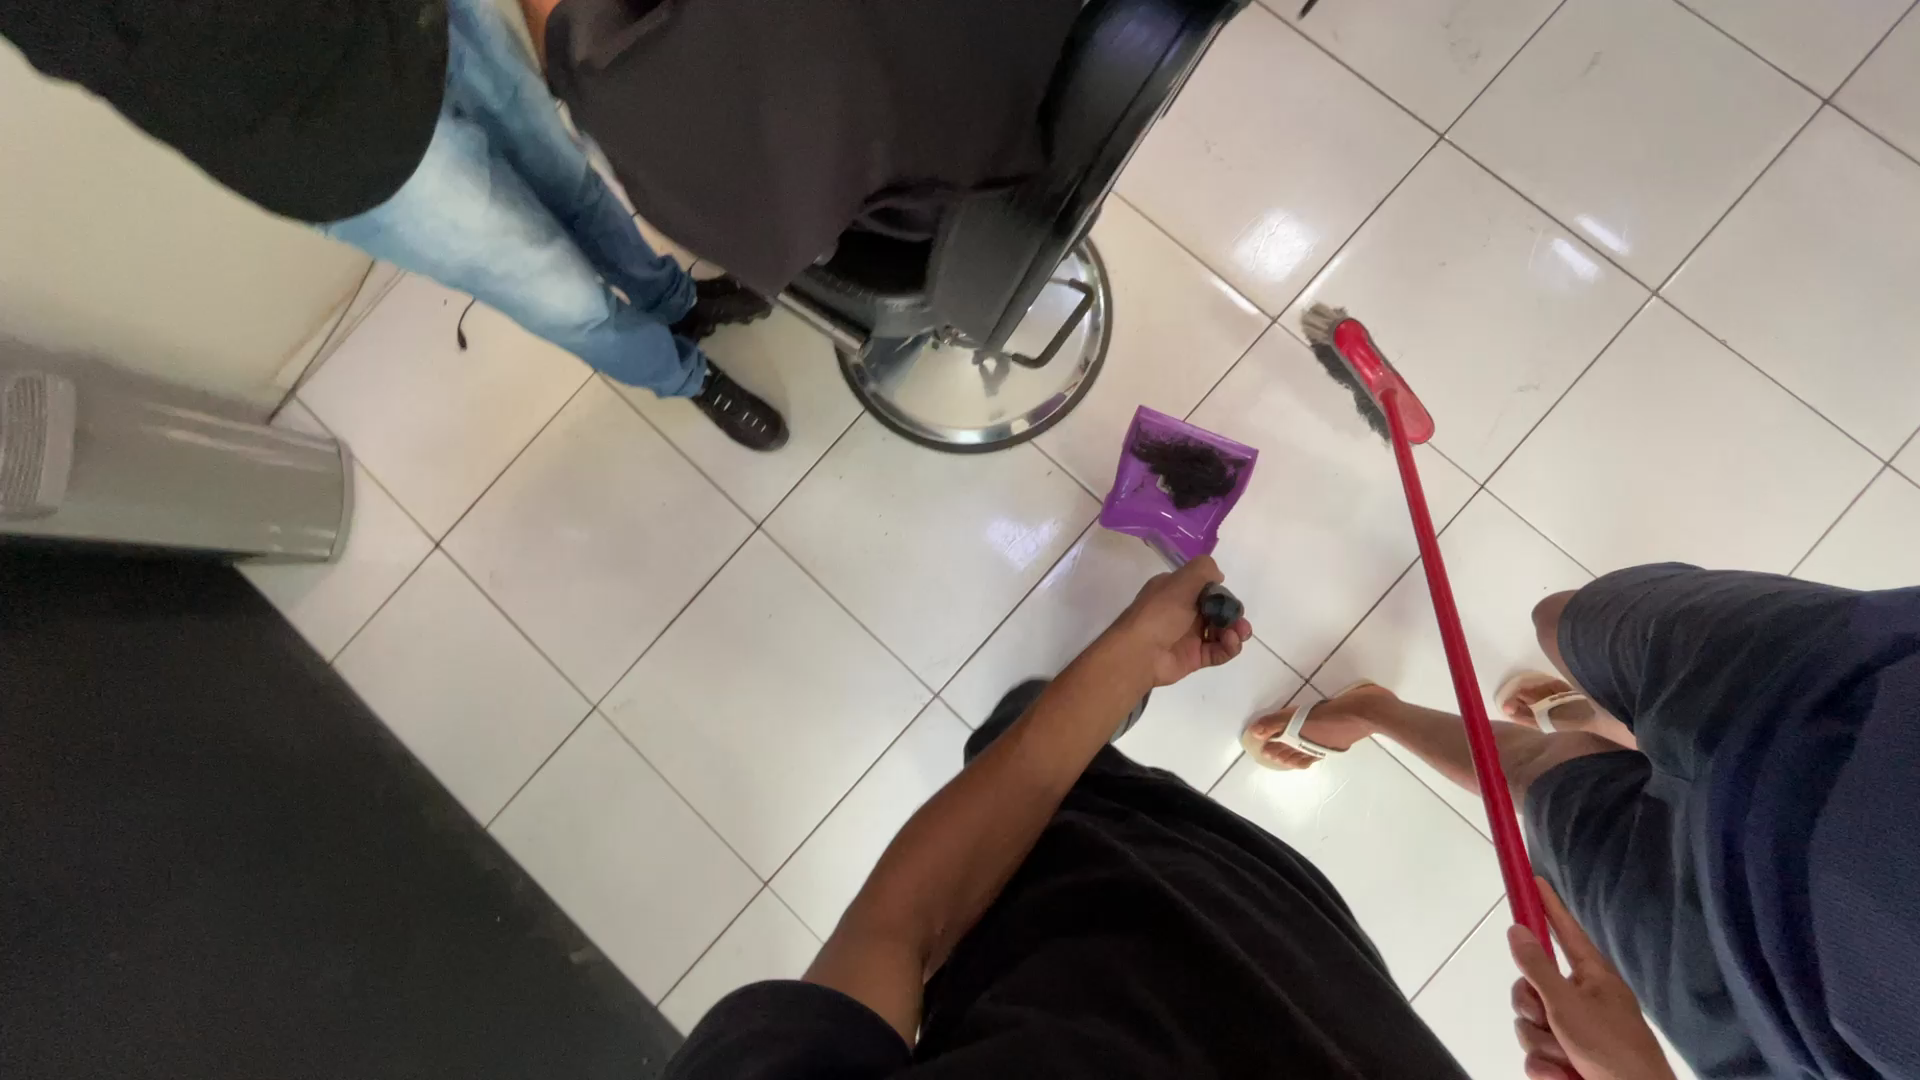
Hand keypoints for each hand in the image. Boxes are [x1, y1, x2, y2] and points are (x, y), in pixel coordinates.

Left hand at [1103, 557, 1251, 687]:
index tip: (1227, 597)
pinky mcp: (1195, 657)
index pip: (1205, 588)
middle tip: (1239, 619)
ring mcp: (1189, 635)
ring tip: (1239, 632)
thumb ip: (1203, 570)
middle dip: (1233, 613)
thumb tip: (1218, 577)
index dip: (1221, 592)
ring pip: (1221, 631)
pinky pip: (1219, 651)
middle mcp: (1182, 611)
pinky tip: (1230, 641)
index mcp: (1175, 591)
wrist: (1140, 652)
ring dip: (1235, 630)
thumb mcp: (1180, 581)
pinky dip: (1229, 646)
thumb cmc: (1159, 613)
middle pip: (1217, 610)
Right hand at [1509, 878, 1675, 1079]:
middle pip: (1531, 982)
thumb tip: (1517, 927)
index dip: (1548, 905)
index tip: (1533, 879)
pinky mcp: (1569, 1060)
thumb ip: (1536, 966)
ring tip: (1565, 1058)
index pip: (1564, 931)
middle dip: (1530, 1004)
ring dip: (1539, 1041)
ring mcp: (1575, 1031)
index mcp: (1592, 979)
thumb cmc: (1612, 1051)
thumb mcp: (1567, 1005)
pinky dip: (1544, 1066)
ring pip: (1529, 1019)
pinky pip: (1535, 1051)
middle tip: (1546, 1018)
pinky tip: (1561, 1077)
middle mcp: (1582, 1000)